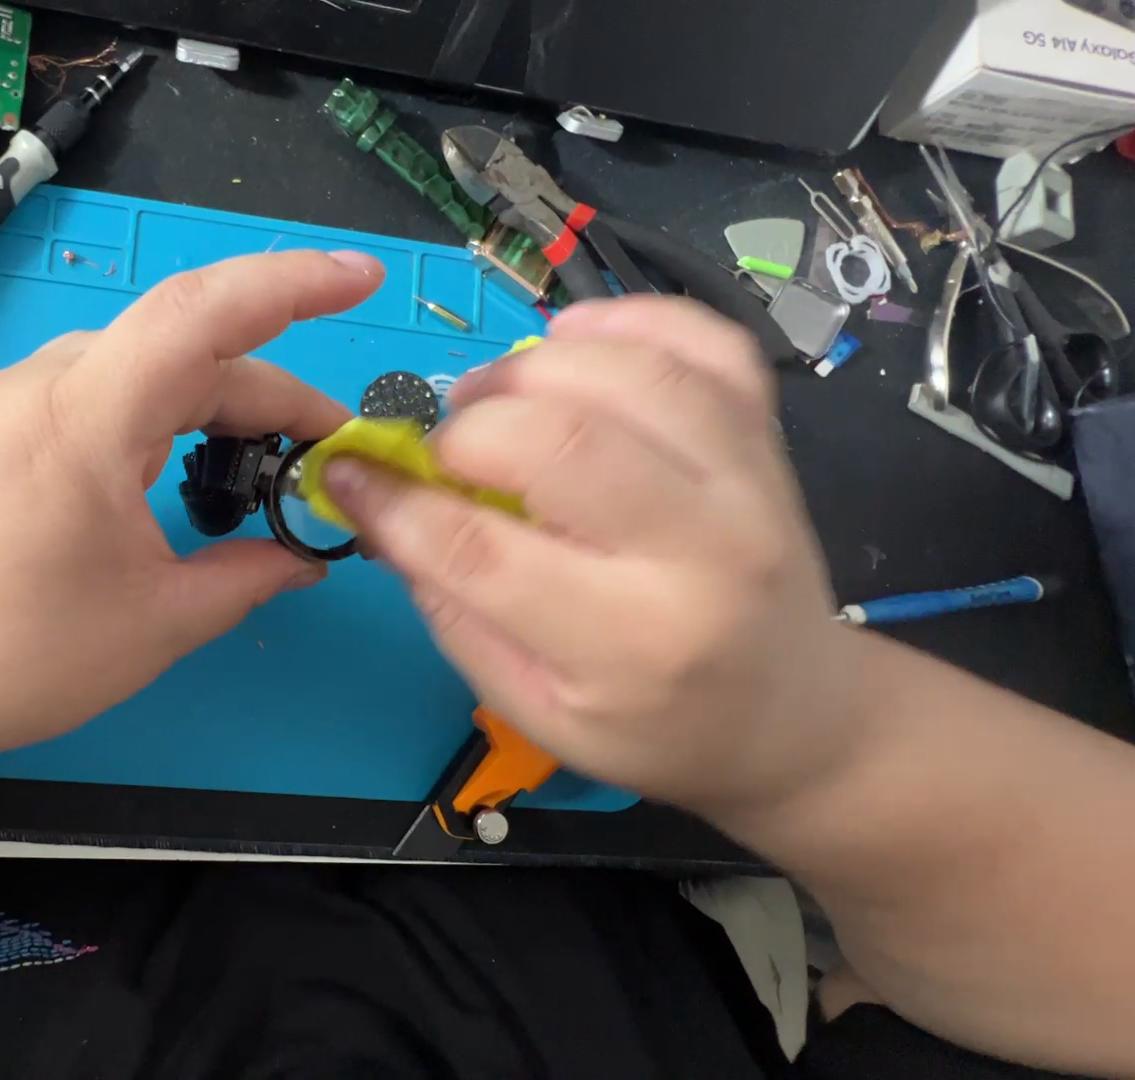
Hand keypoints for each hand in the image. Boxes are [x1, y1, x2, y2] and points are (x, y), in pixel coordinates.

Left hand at [0, 250, 384, 756]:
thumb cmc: (20, 655)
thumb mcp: (158, 623)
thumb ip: (249, 578)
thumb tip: (306, 558)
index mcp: (81, 421)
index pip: (198, 315)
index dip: (290, 285)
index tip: (362, 279)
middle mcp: (44, 383)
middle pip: (183, 350)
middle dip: (269, 392)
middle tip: (328, 448)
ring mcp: (15, 396)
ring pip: (145, 369)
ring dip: (217, 405)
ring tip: (269, 460)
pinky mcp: (2, 420)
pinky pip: (105, 392)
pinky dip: (164, 416)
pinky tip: (187, 462)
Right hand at [323, 297, 862, 814]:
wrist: (790, 713)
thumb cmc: (643, 723)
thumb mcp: (524, 701)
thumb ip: (446, 604)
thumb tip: (375, 508)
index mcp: (623, 644)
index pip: (478, 552)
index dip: (392, 500)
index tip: (344, 471)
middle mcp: (699, 555)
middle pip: (558, 444)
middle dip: (465, 431)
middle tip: (438, 448)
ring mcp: (748, 483)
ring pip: (628, 373)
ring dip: (528, 368)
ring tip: (491, 399)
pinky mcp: (769, 436)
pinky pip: (700, 340)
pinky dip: (620, 322)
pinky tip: (568, 346)